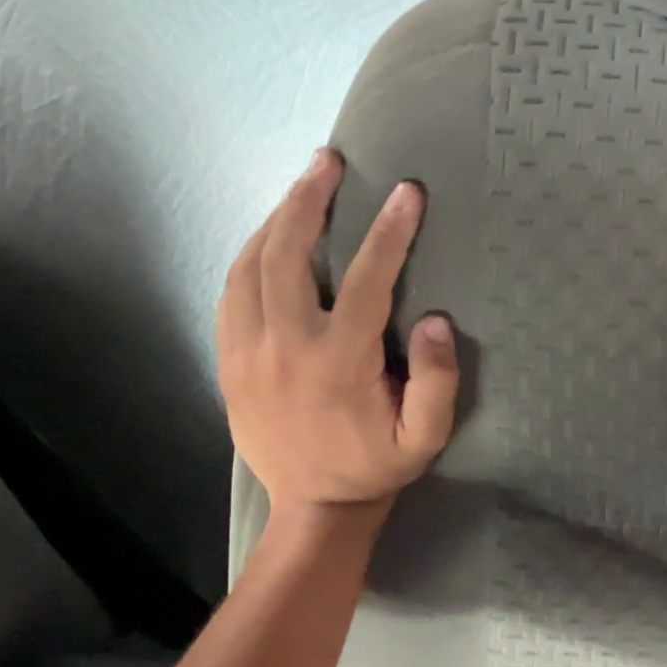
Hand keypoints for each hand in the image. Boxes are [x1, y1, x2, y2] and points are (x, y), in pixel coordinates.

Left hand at [217, 148, 456, 525]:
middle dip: (309, 200)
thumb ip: (437, 381)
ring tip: (303, 186)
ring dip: (275, 218)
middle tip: (329, 161)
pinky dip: (250, 252)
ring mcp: (247, 351)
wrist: (313, 505)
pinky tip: (269, 235)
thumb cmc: (376, 465)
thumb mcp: (426, 436)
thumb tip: (435, 321)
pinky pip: (231, 290)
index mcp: (337, 361)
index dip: (389, 232)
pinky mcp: (229, 359)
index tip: (407, 192)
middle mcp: (284, 346)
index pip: (365, 280)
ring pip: (249, 264)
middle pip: (287, 253)